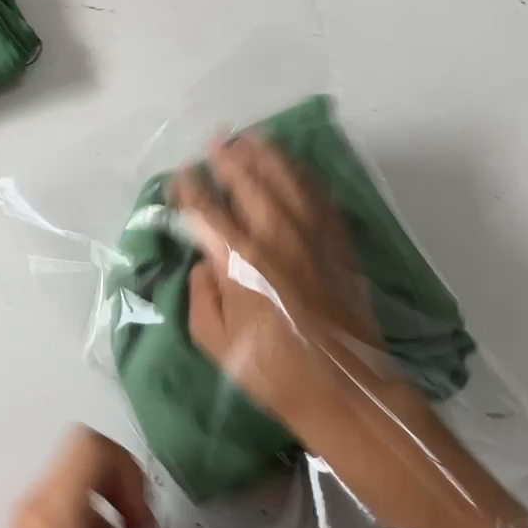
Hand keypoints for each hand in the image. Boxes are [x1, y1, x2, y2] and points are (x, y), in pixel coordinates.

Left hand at [0, 427, 218, 527]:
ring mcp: (32, 527)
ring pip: (80, 481)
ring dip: (117, 508)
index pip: (87, 447)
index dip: (128, 468)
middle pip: (86, 458)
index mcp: (52, 525)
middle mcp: (36, 514)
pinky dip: (102, 524)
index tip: (146, 516)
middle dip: (127, 487)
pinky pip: (72, 508)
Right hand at [169, 133, 385, 423]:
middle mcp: (278, 236)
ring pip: (289, 180)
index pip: (209, 211)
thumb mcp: (215, 340)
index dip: (192, 189)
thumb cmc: (271, 370)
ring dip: (267, 156)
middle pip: (250, 183)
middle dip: (229, 158)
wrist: (346, 389)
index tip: (181, 175)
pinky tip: (294, 167)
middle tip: (215, 141)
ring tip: (252, 138)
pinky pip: (320, 196)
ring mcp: (314, 236)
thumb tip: (205, 261)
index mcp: (242, 261)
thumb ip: (201, 294)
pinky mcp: (340, 244)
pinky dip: (304, 175)